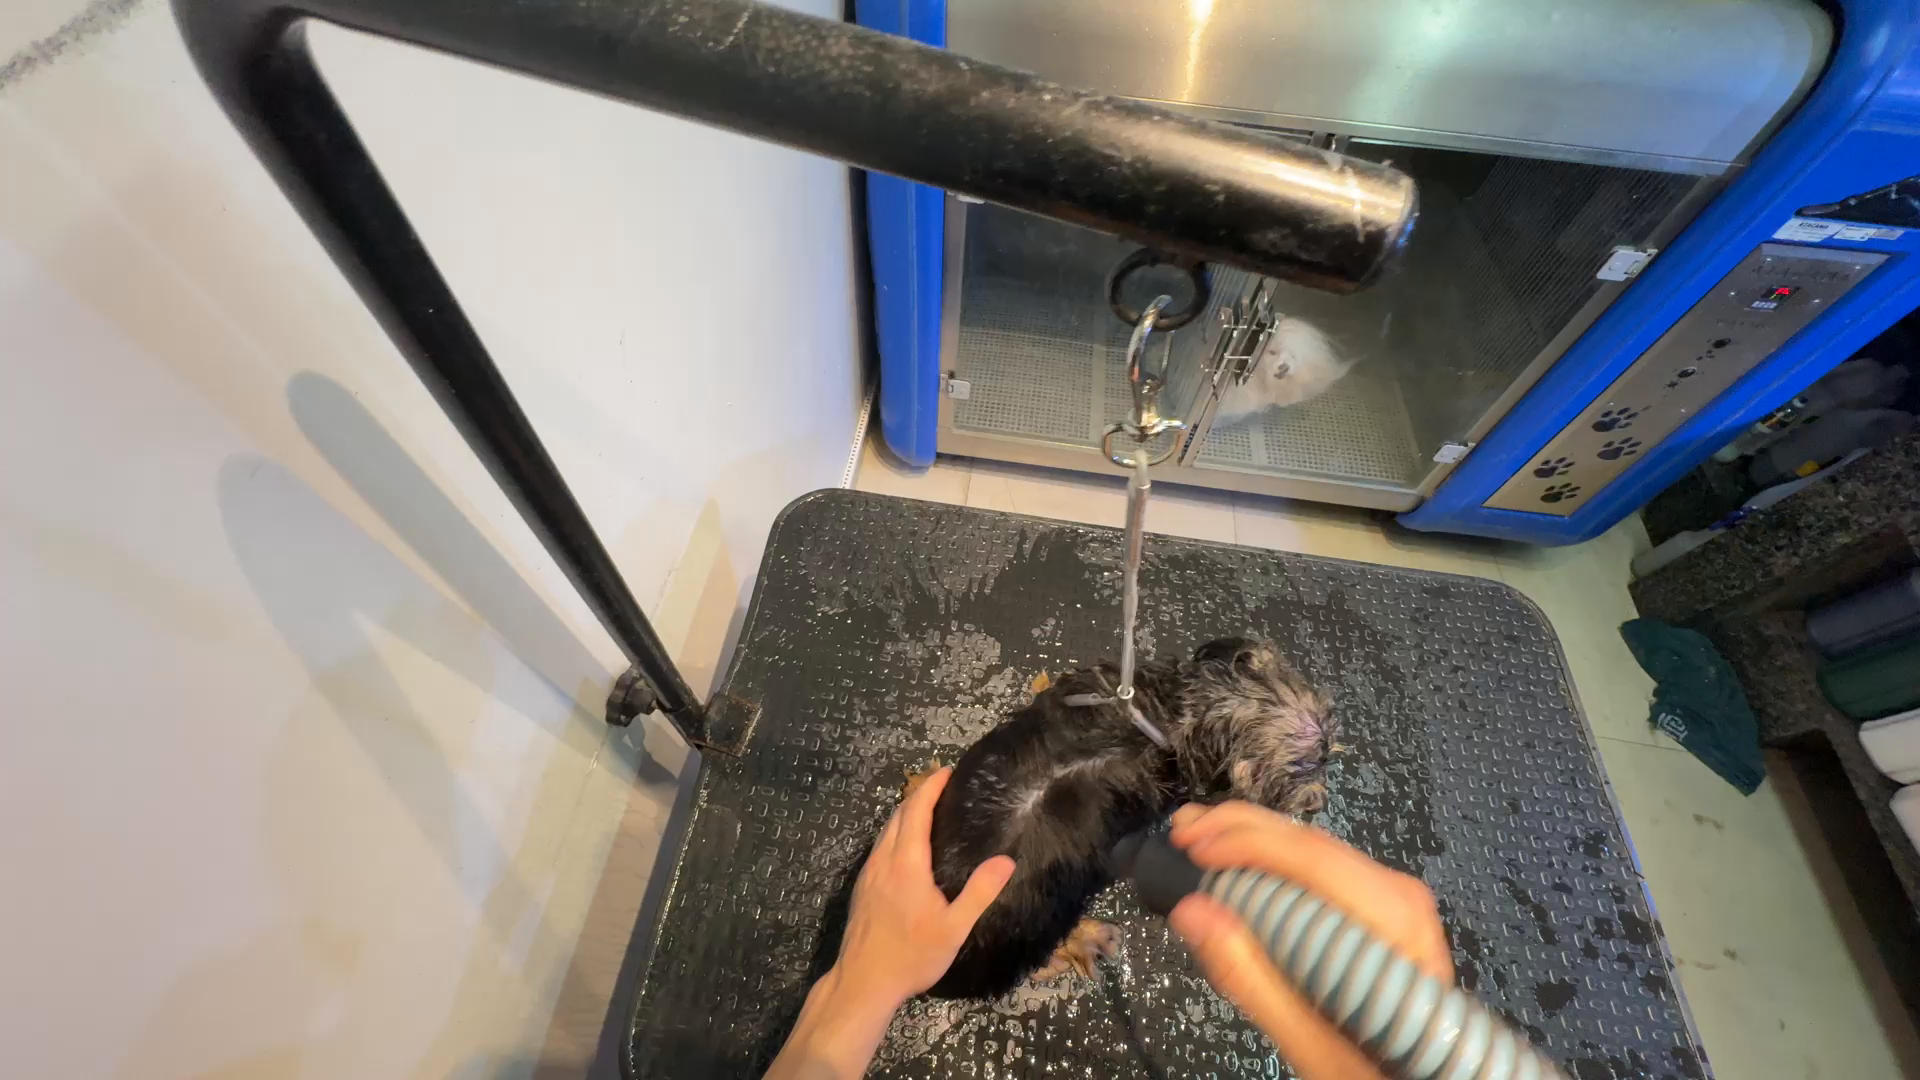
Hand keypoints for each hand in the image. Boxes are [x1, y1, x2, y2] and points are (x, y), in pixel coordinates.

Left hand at [764, 767, 1014, 1078]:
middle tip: (943, 785)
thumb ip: (980, 892)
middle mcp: (884, 858)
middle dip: (919, 793)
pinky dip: (895, 830)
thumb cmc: (911, 955)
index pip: (916, 810)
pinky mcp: (862, 885)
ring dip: (906, 811)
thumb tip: (1006, 861)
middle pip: (899, 813)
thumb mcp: (954, 928)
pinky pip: (880, 844)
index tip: (947, 771)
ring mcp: (869, 871)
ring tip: (927, 808)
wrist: (862, 982)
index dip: (931, 786)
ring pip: (886, 828)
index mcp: (907, 862)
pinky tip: (906, 844)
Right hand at [1167, 801, 1452, 1079]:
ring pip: (1302, 839)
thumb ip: (1253, 980)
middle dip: (1234, 827)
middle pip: (1304, 838)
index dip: (1245, 843)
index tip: (1193, 849)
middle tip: (1181, 830)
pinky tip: (1227, 851)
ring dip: (1242, 831)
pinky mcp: (1367, 895)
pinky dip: (1261, 850)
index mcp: (1392, 922)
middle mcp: (1393, 891)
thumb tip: (1190, 910)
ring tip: (1192, 832)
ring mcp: (1384, 889)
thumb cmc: (1374, 1069)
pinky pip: (1307, 858)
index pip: (1311, 858)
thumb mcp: (1314, 1046)